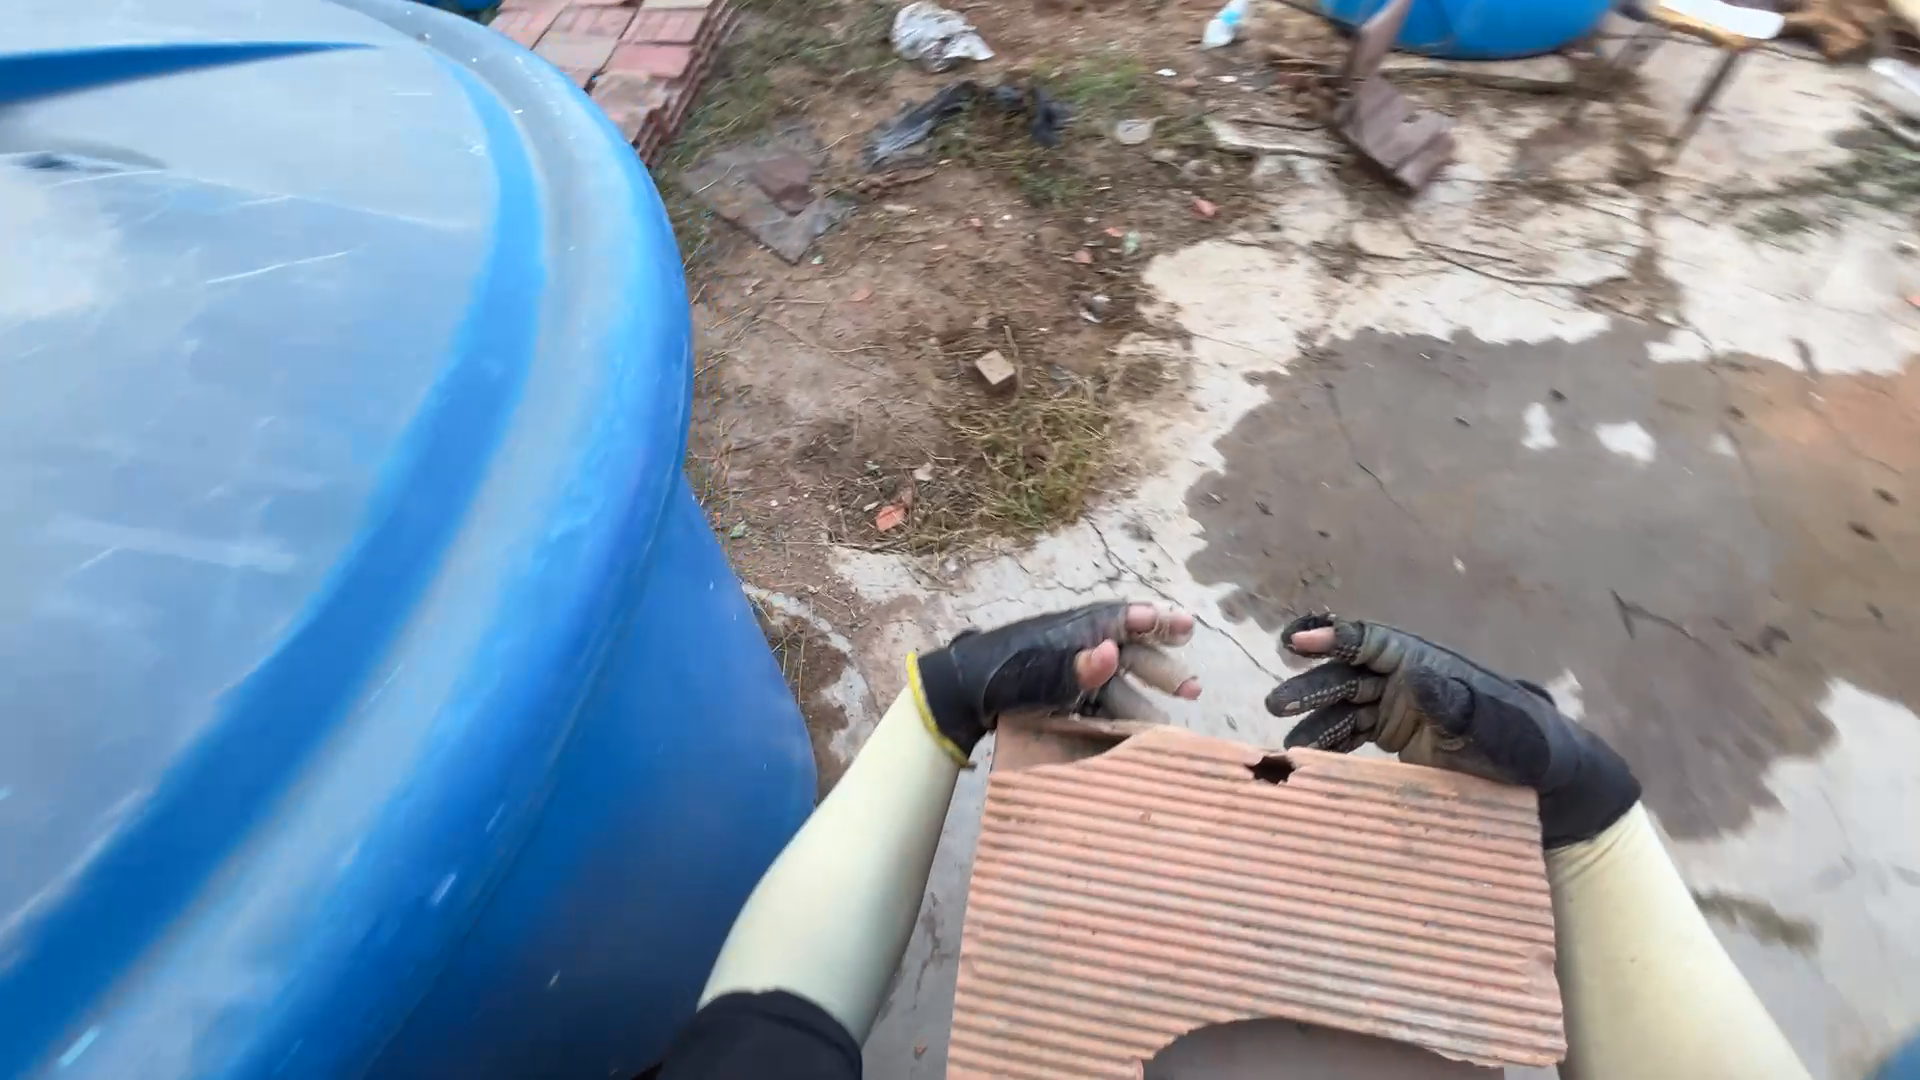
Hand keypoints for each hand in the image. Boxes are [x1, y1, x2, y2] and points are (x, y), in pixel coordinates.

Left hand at [913, 602, 1200, 762]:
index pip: (1121, 619)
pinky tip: (1144, 732)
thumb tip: (1112, 651)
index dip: (1154, 622)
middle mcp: (1080, 648)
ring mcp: (1074, 675)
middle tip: (1194, 688)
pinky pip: (1103, 705)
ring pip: (1121, 684)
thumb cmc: (1002, 673)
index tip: (1185, 627)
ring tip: (1180, 711)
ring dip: (1150, 696)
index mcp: (1076, 630)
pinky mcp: (1067, 700)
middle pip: (1130, 652)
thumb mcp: (1039, 672)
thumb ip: (1076, 666)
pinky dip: (1124, 716)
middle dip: (1162, 665)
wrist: (963, 696)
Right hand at [1265, 614, 1638, 847]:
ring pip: (1340, 707)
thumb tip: (1412, 674)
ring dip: (1312, 721)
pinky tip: (1308, 758)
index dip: (1329, 637)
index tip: (1295, 642)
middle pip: (1344, 676)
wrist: (1546, 785)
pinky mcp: (1390, 737)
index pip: (1367, 642)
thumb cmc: (1525, 745)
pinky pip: (1348, 735)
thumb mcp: (1495, 726)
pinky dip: (1327, 744)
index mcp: (1421, 662)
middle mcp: (1400, 680)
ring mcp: (1392, 709)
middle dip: (1310, 686)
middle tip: (1276, 704)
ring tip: (1287, 744)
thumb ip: (1455, 701)